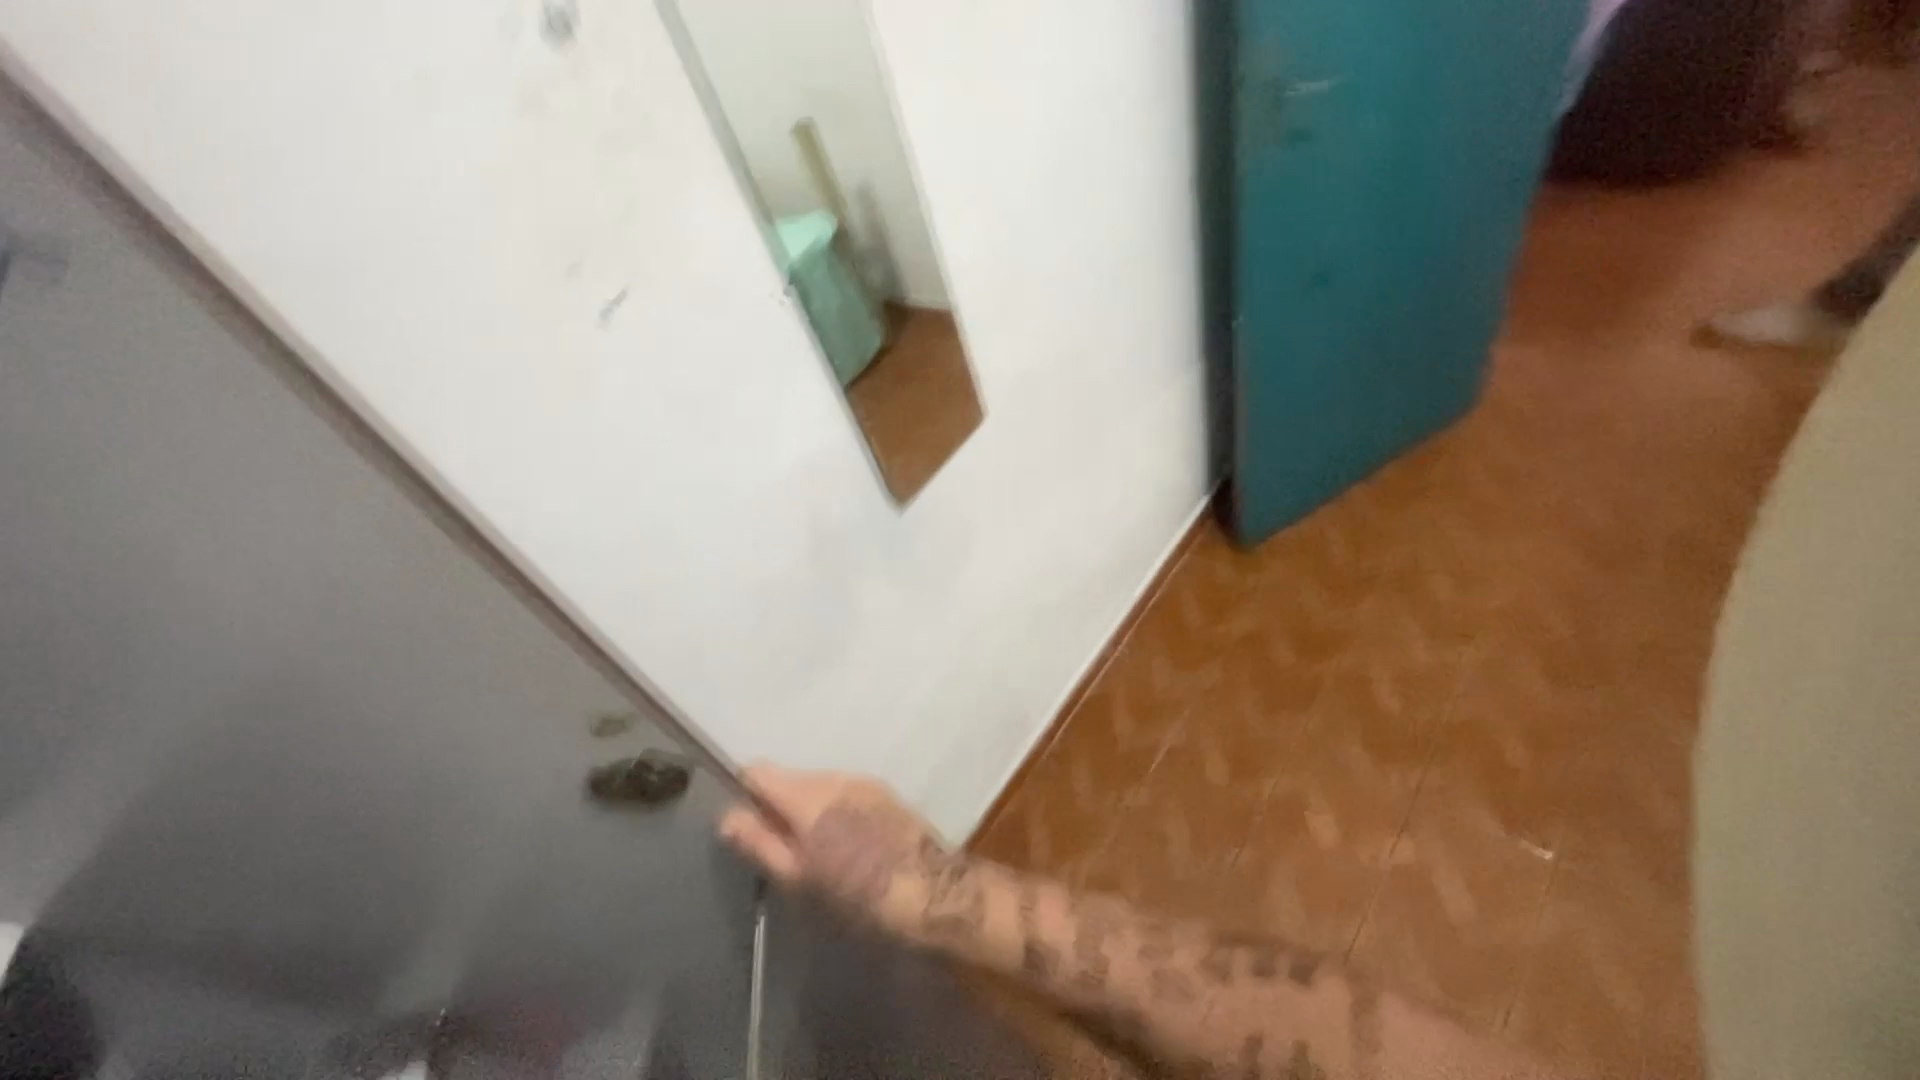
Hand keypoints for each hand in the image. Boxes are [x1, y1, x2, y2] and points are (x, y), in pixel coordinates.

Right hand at [719, 765, 944, 928]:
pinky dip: (835, 810)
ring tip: (817, 851)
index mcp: (808, 795)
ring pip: (818, 785)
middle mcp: (834, 777)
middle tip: (783, 849)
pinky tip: (846, 843)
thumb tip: (727, 816)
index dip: (745, 792)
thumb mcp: (799, 879)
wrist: (931, 890)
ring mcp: (863, 781)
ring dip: (809, 810)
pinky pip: (844, 792)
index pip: (758, 771)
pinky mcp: (884, 792)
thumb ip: (761, 843)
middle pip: (790, 778)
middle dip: (779, 806)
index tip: (746, 822)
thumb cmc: (858, 894)